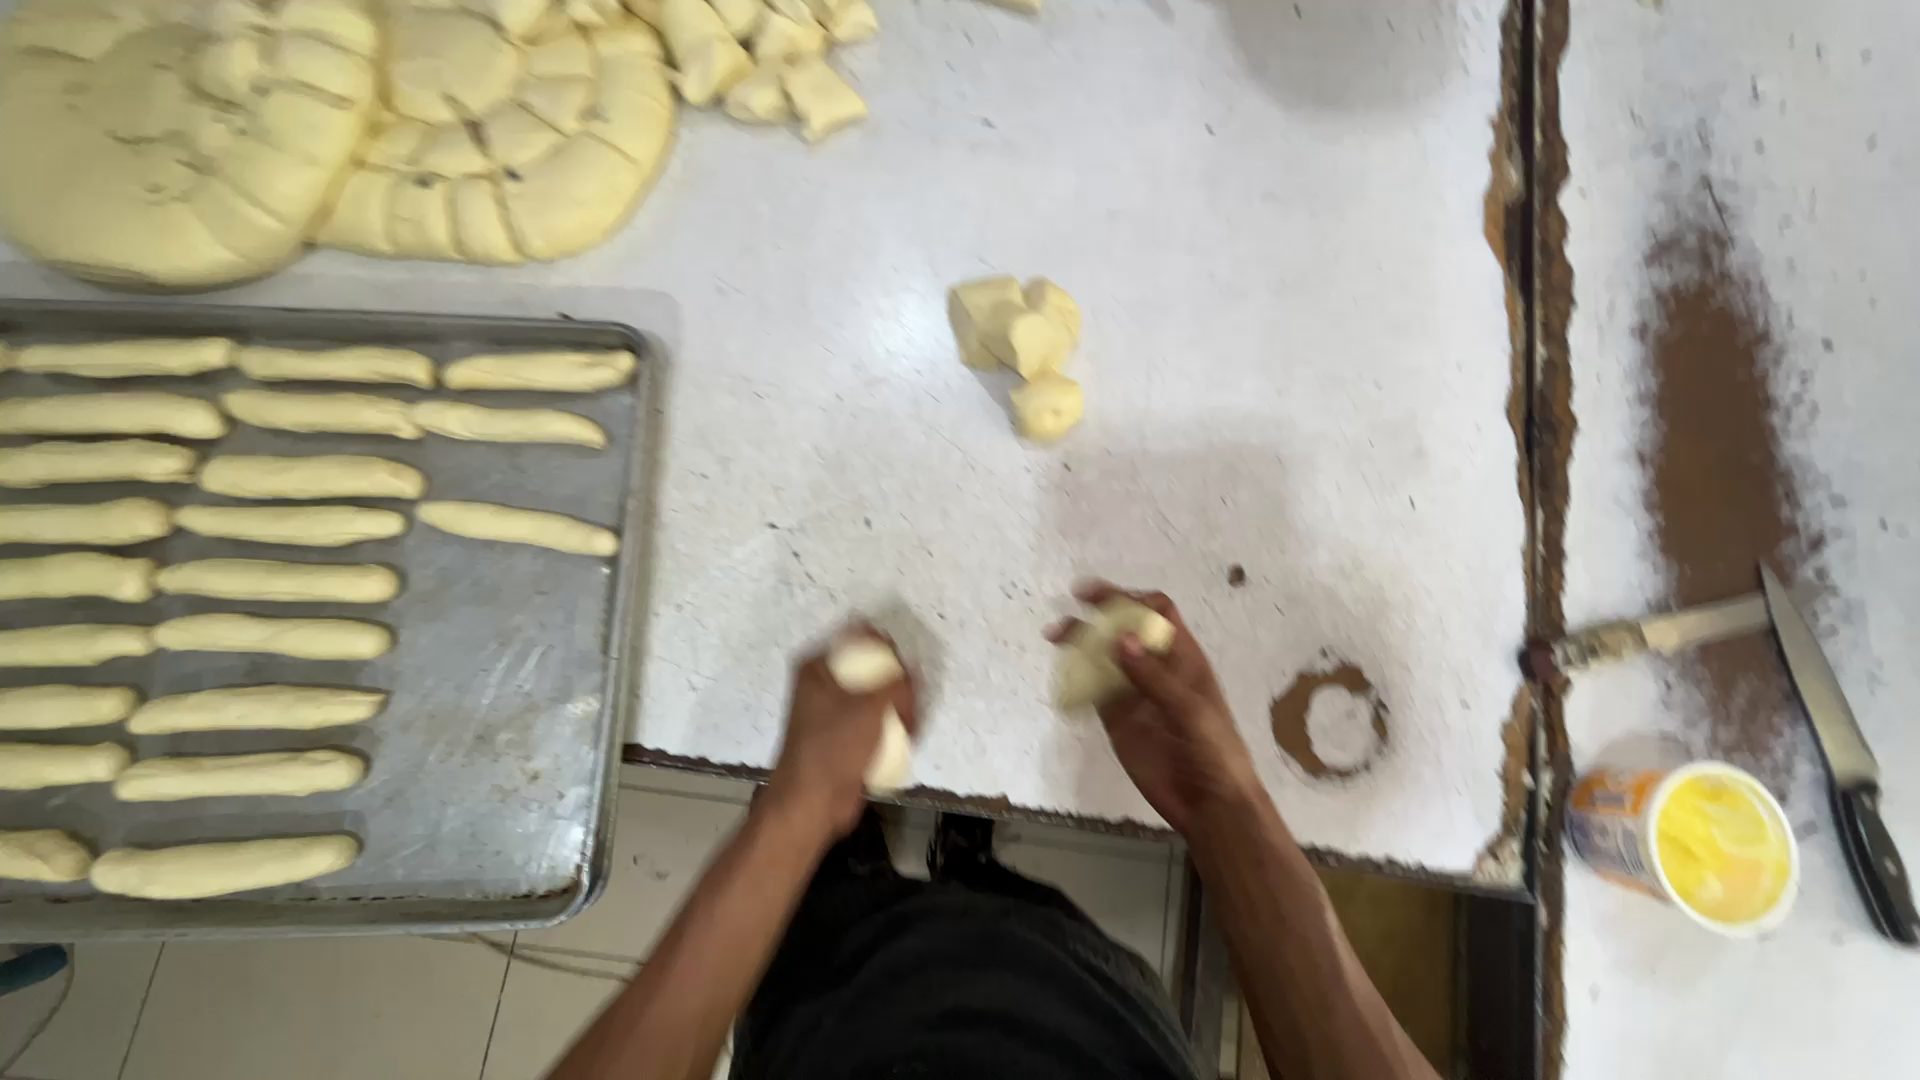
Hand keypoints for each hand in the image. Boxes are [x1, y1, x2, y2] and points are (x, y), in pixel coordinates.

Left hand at [765, 624, 917, 840]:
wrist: (813, 801)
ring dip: (902, 707)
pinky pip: (879, 718)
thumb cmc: (833, 748)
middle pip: (876, 666)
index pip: (860, 637)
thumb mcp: (870, 708)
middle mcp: (825, 682)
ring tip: (911, 727)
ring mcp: (837, 709)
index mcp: (818, 666)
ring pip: (881, 694)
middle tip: (909, 705)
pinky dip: (894, 725)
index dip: (887, 648)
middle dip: (899, 684)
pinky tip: (908, 738)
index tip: (904, 670)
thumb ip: (897, 682)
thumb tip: (912, 671)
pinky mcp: (848, 734)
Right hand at [1048, 581, 1260, 838]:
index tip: (1098, 598)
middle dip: (1098, 615)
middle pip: (1124, 629)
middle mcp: (1156, 668)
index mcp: (1182, 658)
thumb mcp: (1189, 710)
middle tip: (1070, 608)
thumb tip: (1119, 638)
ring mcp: (1135, 693)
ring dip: (1081, 643)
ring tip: (1054, 635)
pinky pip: (1093, 690)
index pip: (1155, 613)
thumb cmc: (1214, 751)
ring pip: (1103, 656)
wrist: (1210, 805)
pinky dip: (1075, 677)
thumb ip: (1153, 676)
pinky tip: (1060, 672)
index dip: (1129, 599)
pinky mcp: (1118, 719)